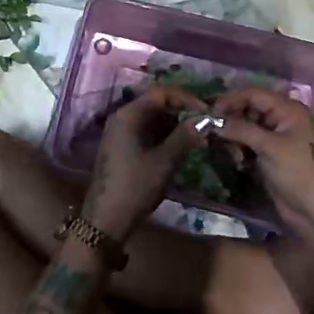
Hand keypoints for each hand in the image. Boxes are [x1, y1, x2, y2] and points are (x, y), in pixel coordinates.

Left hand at [82, 87, 206, 240]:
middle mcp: (122, 118)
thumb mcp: (164, 162)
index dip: (186, 98)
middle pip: (156, 105)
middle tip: (206, 125)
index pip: (160, 93)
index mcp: (128, 115)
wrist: (106, 219)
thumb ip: (185, 137)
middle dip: (182, 112)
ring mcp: (120, 134)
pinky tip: (182, 149)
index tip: (208, 111)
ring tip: (199, 138)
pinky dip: (165, 137)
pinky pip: (147, 133)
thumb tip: (206, 119)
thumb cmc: (135, 186)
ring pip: (153, 120)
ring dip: (175, 126)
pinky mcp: (123, 148)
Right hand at [212, 88, 313, 239]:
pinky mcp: (271, 157)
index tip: (210, 113)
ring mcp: (277, 139)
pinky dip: (241, 150)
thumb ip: (240, 129)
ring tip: (232, 154)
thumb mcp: (269, 147)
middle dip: (232, 121)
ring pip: (247, 128)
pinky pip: (250, 145)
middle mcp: (282, 120)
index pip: (253, 94)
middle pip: (248, 110)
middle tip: (215, 134)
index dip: (231, 100)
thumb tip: (212, 120)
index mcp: (288, 110)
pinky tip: (239, 162)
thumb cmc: (299, 172)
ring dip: (235, 138)